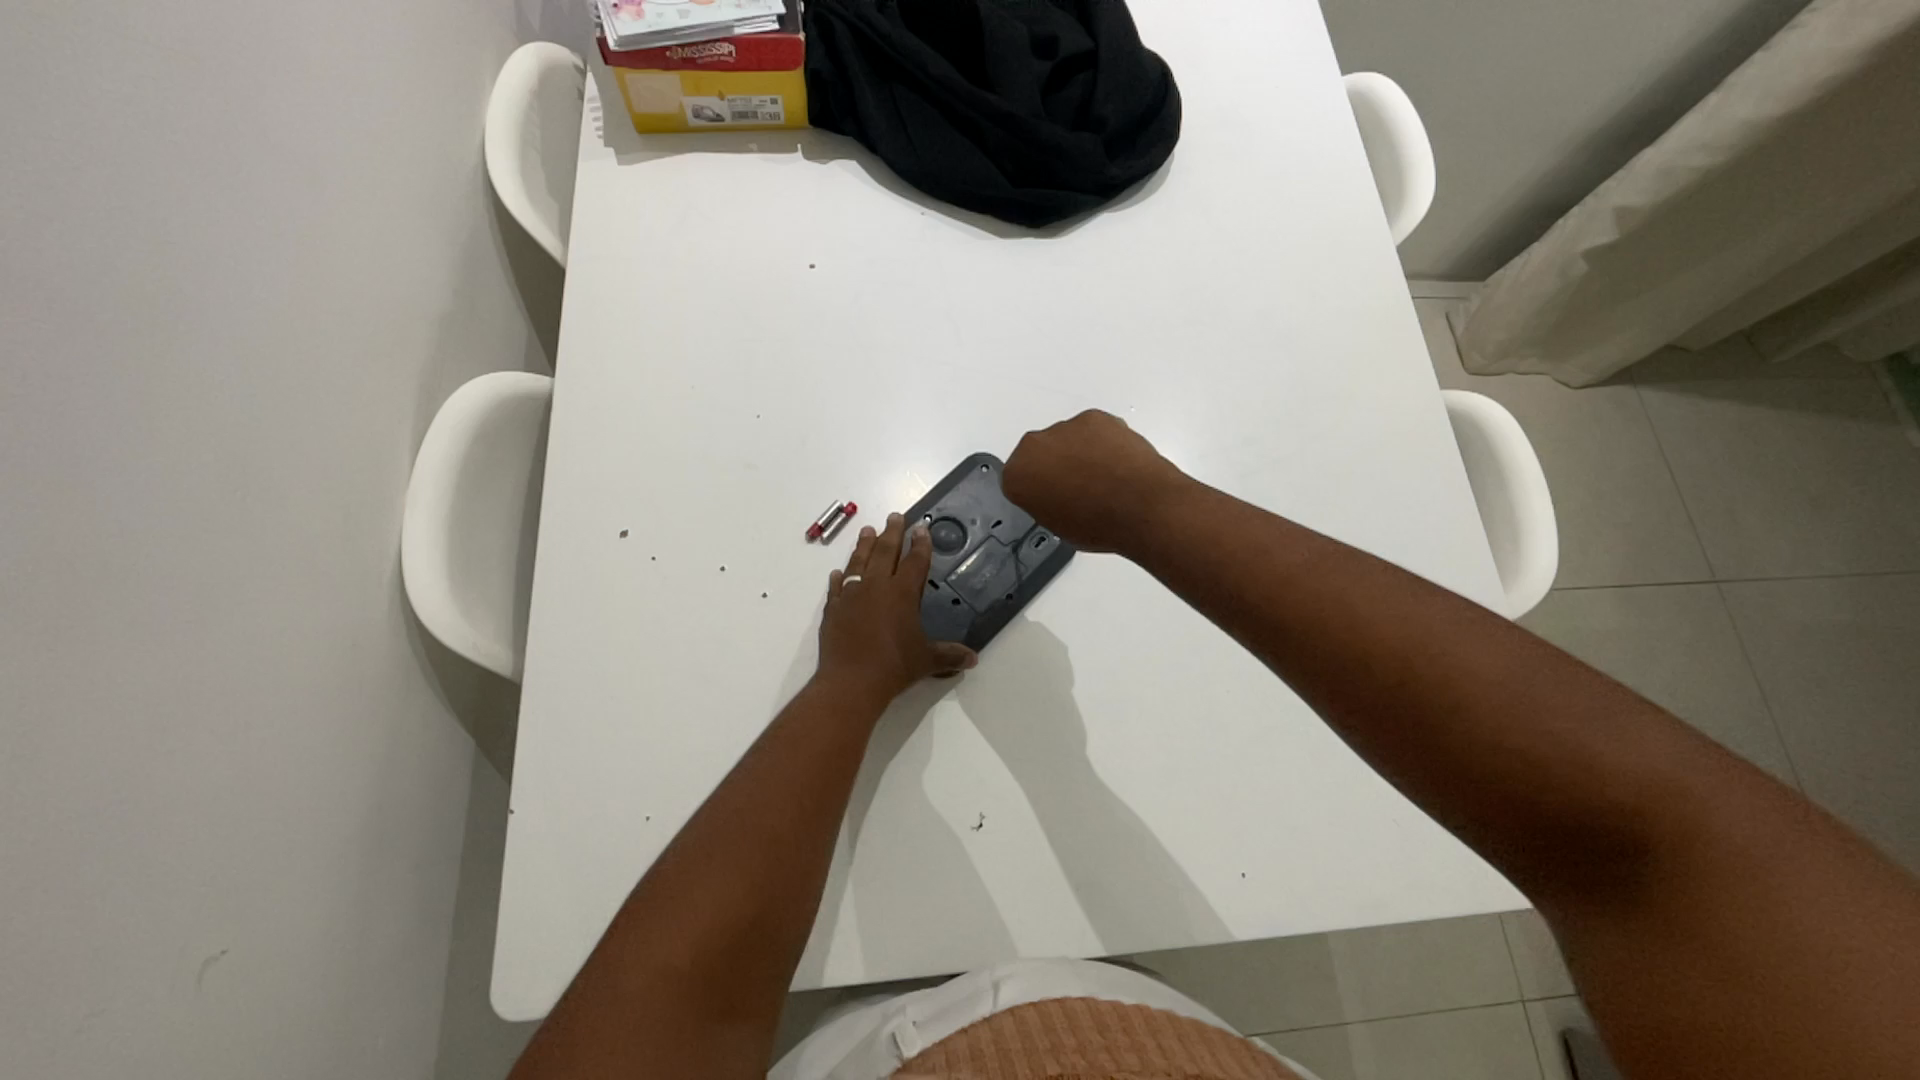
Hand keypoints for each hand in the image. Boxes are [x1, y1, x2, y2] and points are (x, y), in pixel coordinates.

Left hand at [816, 513, 976, 706]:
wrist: (851, 681)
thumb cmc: (894, 667)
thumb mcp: (927, 661)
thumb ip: (949, 656)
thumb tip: (973, 659)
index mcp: (902, 593)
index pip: (915, 561)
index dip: (920, 544)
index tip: (921, 528)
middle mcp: (876, 586)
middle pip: (885, 552)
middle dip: (892, 533)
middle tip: (895, 516)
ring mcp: (851, 596)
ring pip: (859, 562)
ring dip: (864, 545)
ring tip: (867, 531)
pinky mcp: (833, 609)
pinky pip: (836, 588)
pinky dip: (839, 578)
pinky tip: (839, 573)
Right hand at [1002, 410, 1191, 552]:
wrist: (1141, 506)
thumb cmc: (1099, 524)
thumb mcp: (1059, 527)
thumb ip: (1047, 503)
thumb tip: (1058, 496)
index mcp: (1017, 476)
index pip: (1019, 480)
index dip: (1039, 491)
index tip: (1053, 499)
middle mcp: (1034, 446)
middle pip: (1041, 453)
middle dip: (1056, 465)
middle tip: (1079, 488)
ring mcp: (1065, 427)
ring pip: (1067, 438)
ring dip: (1080, 452)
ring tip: (1104, 477)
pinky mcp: (1094, 416)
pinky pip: (1093, 429)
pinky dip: (1103, 441)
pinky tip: (1116, 462)